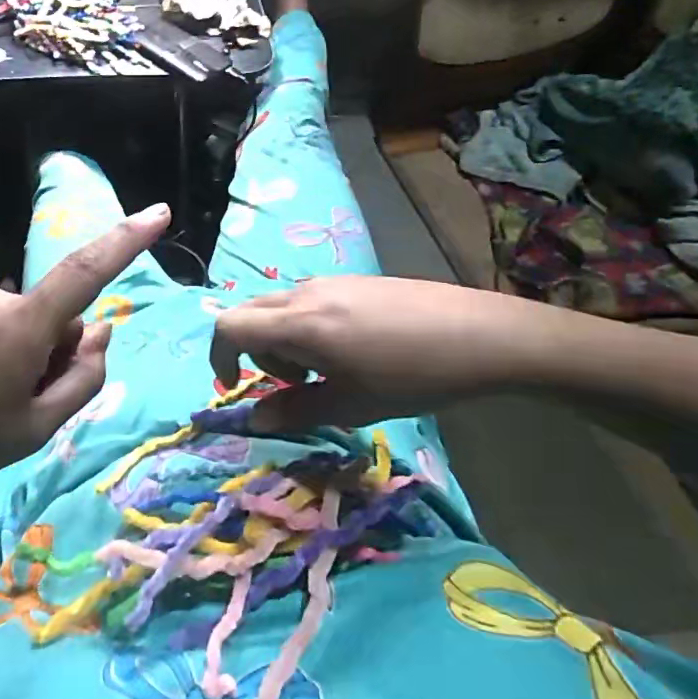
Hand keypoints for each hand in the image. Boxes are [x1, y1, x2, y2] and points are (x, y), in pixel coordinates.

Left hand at [0, 202, 171, 508]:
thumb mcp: (35, 429)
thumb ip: (83, 378)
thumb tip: (101, 332)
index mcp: (21, 327)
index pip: (87, 272)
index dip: (128, 240)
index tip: (161, 212)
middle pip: (55, 315)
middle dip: (53, 351)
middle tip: (21, 403)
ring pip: (23, 320)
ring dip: (21, 353)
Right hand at [210, 276, 553, 429]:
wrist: (480, 335)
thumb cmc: (410, 376)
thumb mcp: (350, 404)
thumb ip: (295, 411)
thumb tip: (255, 418)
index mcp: (298, 323)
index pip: (228, 326)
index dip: (218, 357)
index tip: (234, 385)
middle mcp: (305, 293)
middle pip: (251, 315)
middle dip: (256, 353)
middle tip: (294, 384)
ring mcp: (331, 282)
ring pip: (281, 309)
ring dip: (284, 342)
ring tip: (329, 370)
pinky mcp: (355, 280)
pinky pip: (310, 302)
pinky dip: (308, 328)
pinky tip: (354, 350)